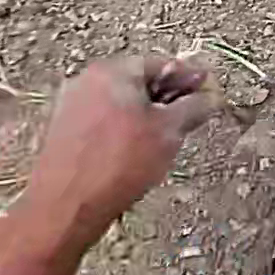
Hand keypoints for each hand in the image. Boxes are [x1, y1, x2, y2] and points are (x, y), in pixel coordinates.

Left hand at [0, 56, 217, 274]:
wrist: (64, 210)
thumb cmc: (122, 160)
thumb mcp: (172, 128)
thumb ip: (196, 104)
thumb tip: (209, 96)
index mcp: (112, 72)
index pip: (165, 64)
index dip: (192, 79)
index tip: (210, 95)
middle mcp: (87, 82)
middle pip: (144, 81)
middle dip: (172, 98)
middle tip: (193, 116)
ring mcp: (71, 108)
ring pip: (127, 102)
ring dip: (152, 114)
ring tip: (169, 137)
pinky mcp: (64, 133)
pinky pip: (109, 119)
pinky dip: (130, 128)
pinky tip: (141, 150)